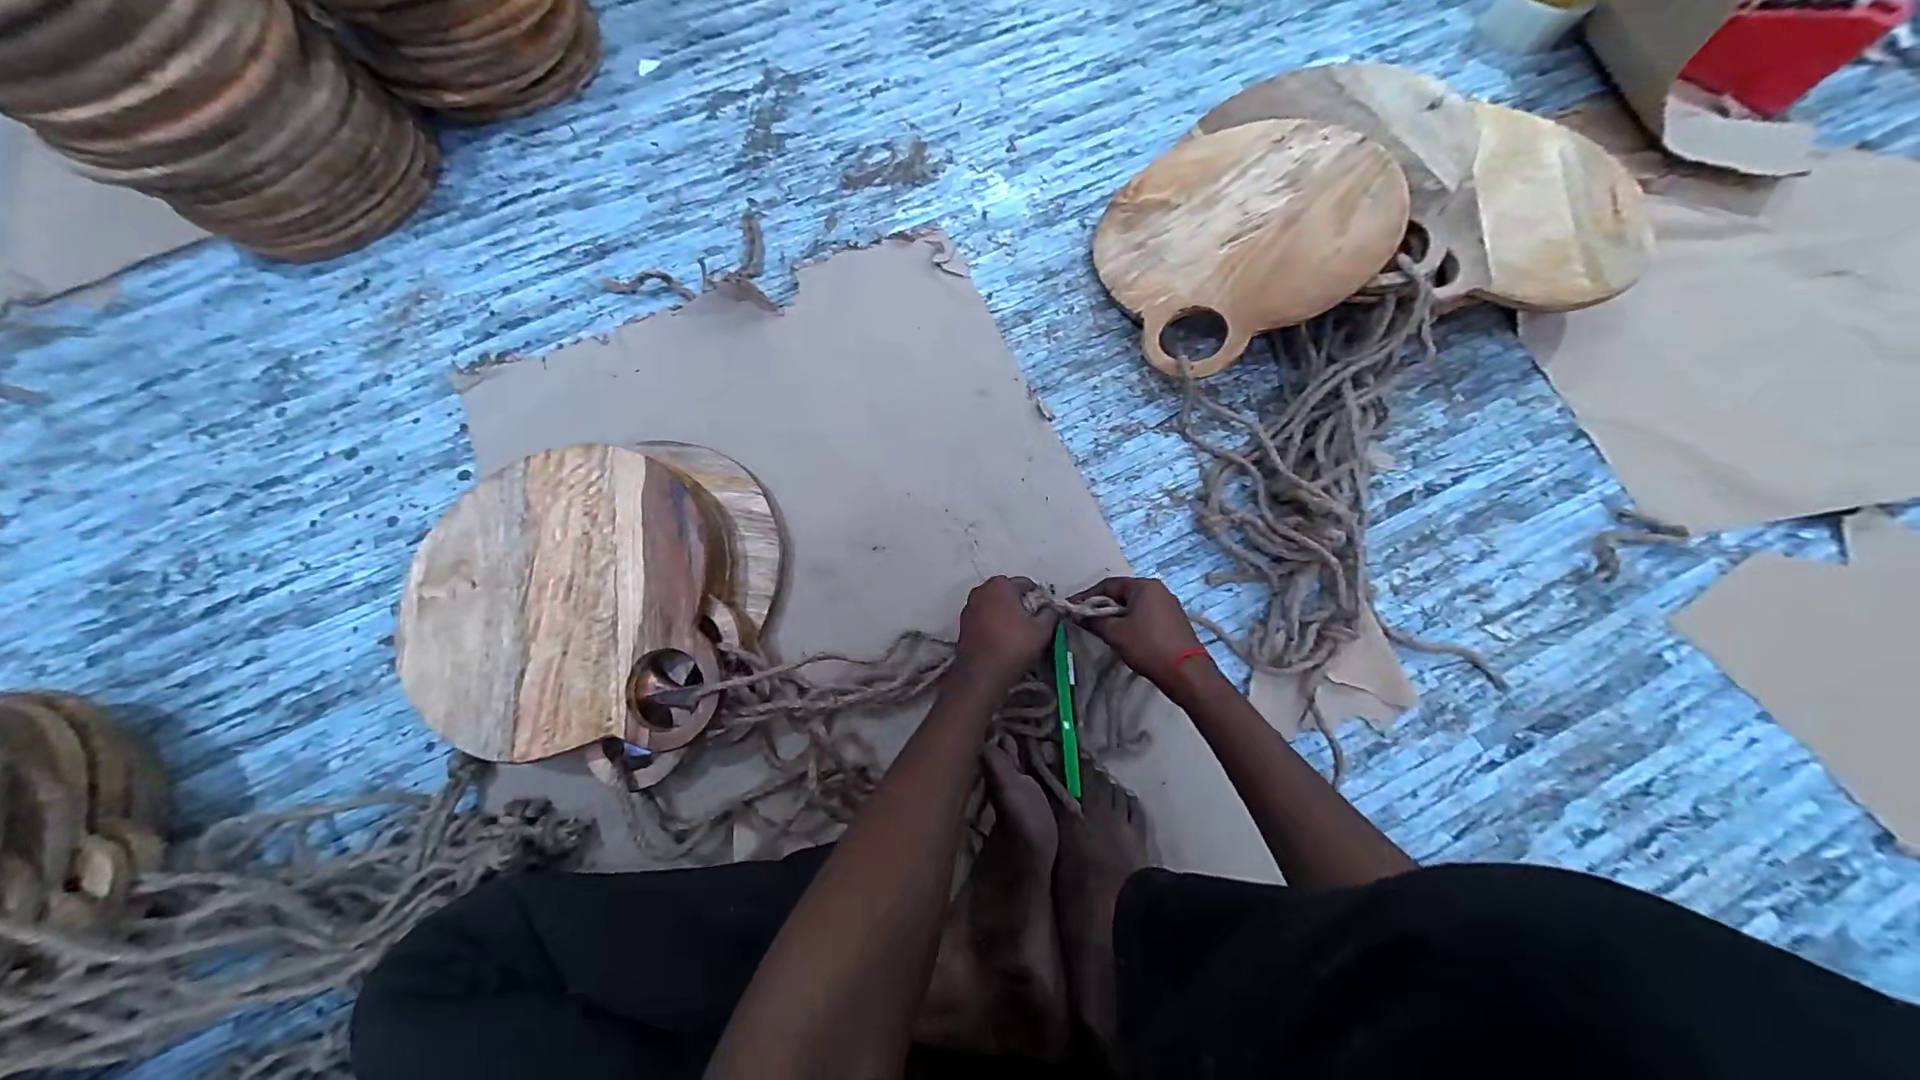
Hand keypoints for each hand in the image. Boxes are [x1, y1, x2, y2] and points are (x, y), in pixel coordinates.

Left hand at [952, 576, 1058, 691]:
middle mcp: (981, 590)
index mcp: (1000, 584)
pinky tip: (1003, 639)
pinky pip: (984, 617)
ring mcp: (969, 606)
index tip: (1046, 614)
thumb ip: (1051, 613)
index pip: (1027, 584)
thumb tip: (1050, 609)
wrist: (982, 674)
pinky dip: (994, 623)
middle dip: (1022, 604)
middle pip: (1009, 592)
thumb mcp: (1042, 629)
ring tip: (1019, 633)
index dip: (1040, 598)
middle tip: (1034, 624)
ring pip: (995, 605)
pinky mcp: (963, 624)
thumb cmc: (1014, 646)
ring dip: (1007, 614)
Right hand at [1070, 577, 1214, 692]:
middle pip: (1121, 594)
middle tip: (1084, 620)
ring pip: (1133, 606)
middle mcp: (1158, 591)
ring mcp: (1168, 606)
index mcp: (1144, 586)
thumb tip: (1075, 614)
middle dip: (1101, 606)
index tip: (1071, 608)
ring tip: (1101, 630)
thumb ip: (1092, 620)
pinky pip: (1145, 616)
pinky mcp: (1173, 622)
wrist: (1186, 673)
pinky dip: (1130, 622)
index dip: (1087, 596)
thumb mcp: (1114, 633)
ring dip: (1115, 616)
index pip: (1108, 584)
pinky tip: (1122, 636)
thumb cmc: (1148, 646)